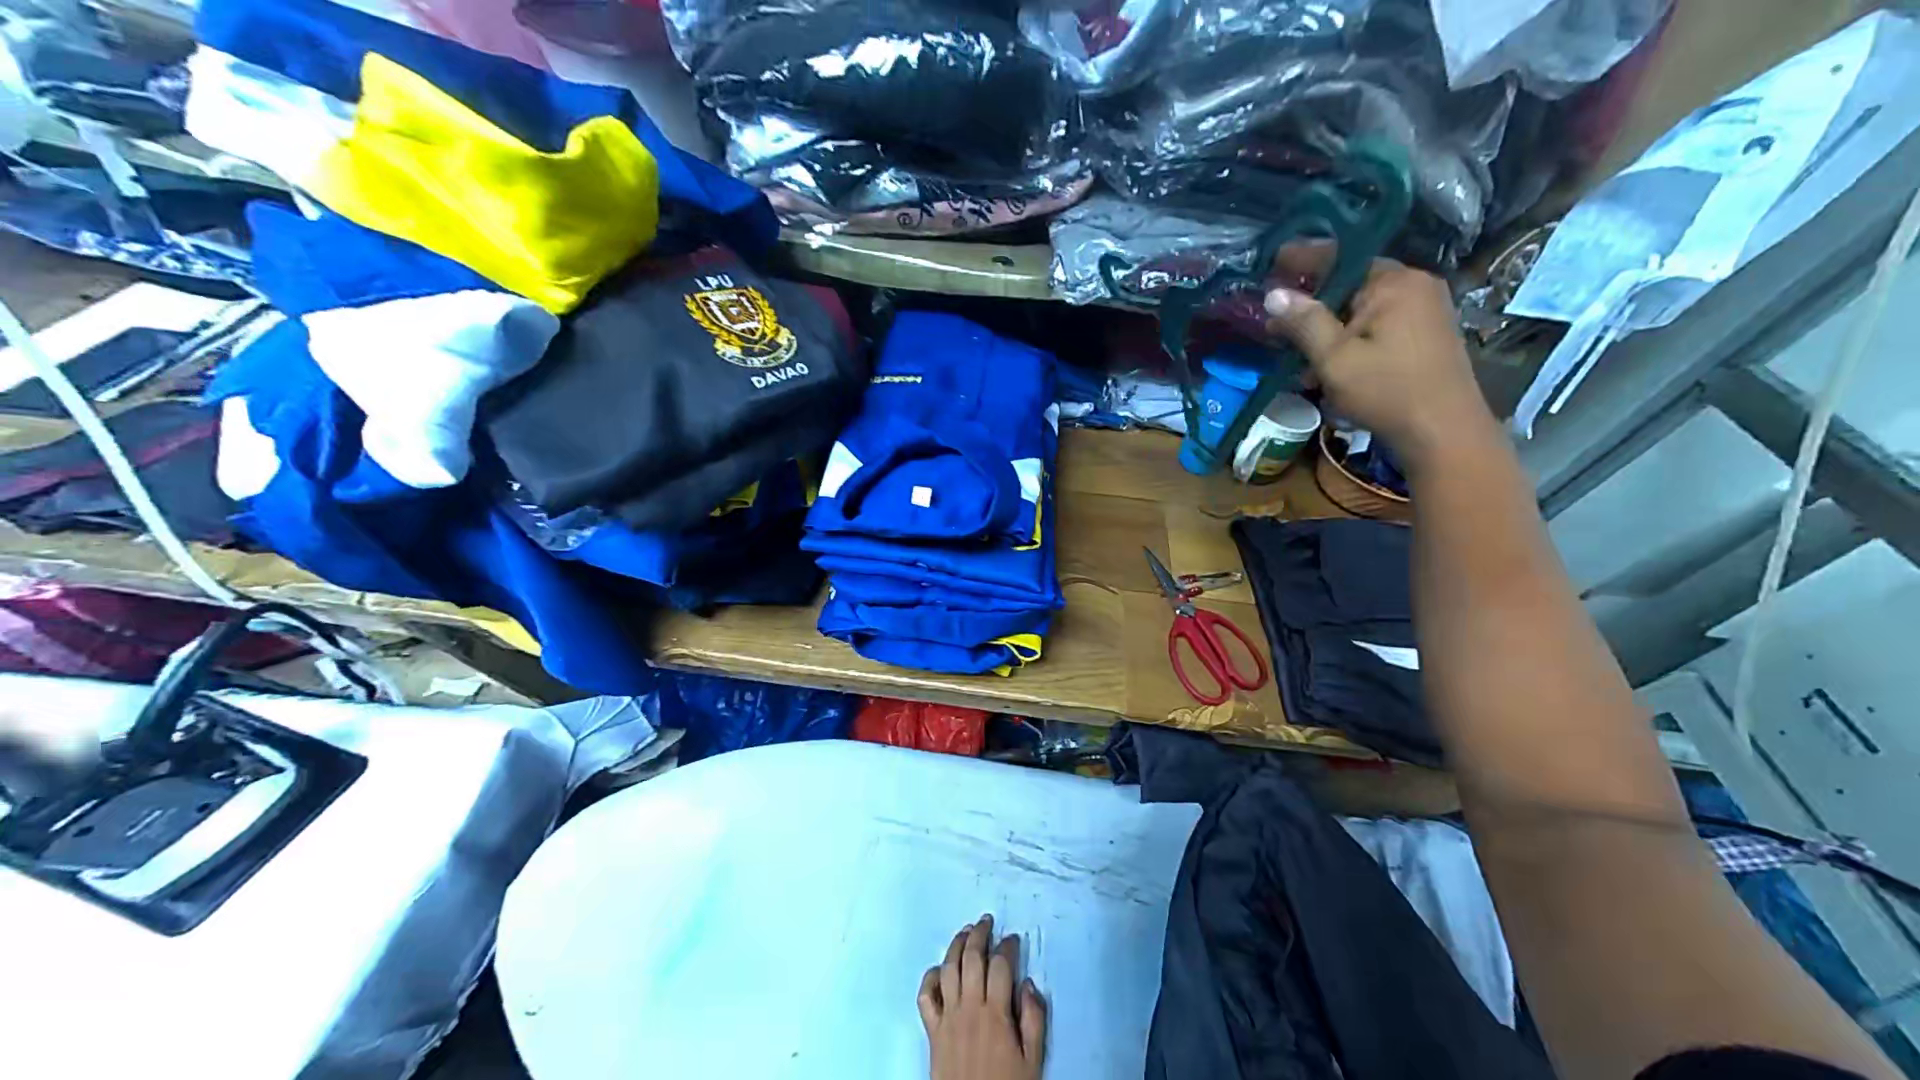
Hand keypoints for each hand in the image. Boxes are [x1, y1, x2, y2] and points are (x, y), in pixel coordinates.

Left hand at [919, 915, 1046, 1079]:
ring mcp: (947, 1018)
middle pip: (971, 958)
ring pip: (948, 970)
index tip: (1013, 938)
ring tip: (965, 931)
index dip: (1007, 946)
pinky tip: (938, 968)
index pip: (1000, 966)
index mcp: (996, 1014)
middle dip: (979, 934)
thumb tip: (1028, 983)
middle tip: (987, 921)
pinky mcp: (932, 1031)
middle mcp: (969, 1008)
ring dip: (956, 946)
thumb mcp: (1032, 1062)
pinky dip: (930, 977)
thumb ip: (1034, 1020)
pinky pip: (925, 997)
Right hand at [1264, 259, 1492, 463]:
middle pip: (1351, 282)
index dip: (1302, 260)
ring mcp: (1425, 310)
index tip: (1271, 265)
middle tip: (1276, 317)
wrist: (1442, 430)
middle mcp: (1415, 285)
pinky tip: (1330, 361)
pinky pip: (1379, 323)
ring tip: (1296, 348)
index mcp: (1393, 282)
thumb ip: (1304, 322)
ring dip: (1329, 324)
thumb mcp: (1334, 358)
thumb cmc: (1385, 390)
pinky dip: (1351, 336)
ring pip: (1363, 306)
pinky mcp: (1427, 334)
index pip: (1340, 256)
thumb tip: (1273, 294)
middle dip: (1312, 301)